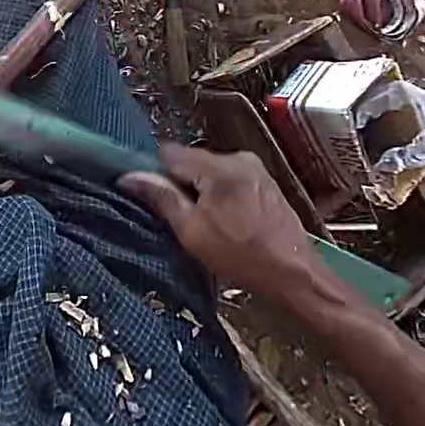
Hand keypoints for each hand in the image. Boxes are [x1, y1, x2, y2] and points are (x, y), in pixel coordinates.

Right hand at [118, 145, 319, 302]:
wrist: (294, 272)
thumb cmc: (241, 255)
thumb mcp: (192, 232)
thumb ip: (162, 198)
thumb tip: (130, 176)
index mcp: (219, 166)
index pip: (170, 153)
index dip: (156, 173)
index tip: (153, 198)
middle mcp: (237, 156)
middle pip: (191, 160)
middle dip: (181, 184)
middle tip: (183, 218)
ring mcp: (254, 166)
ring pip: (210, 170)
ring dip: (201, 190)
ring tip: (207, 223)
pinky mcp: (264, 178)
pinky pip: (229, 177)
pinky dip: (220, 193)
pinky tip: (226, 220)